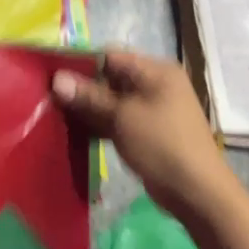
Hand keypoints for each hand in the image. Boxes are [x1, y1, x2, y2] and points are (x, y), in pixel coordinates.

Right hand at [52, 49, 235, 216]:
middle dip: (82, 88)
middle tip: (50, 98)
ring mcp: (152, 109)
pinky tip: (76, 132)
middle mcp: (155, 85)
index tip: (52, 76)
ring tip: (58, 115)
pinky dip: (100, 124)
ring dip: (88, 108)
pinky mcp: (148, 131)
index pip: (110, 56)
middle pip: (110, 78)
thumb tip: (57, 78)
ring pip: (111, 101)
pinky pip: (118, 119)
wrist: (197, 193)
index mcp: (156, 71)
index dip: (80, 64)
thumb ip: (89, 96)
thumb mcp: (122, 117)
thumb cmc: (162, 145)